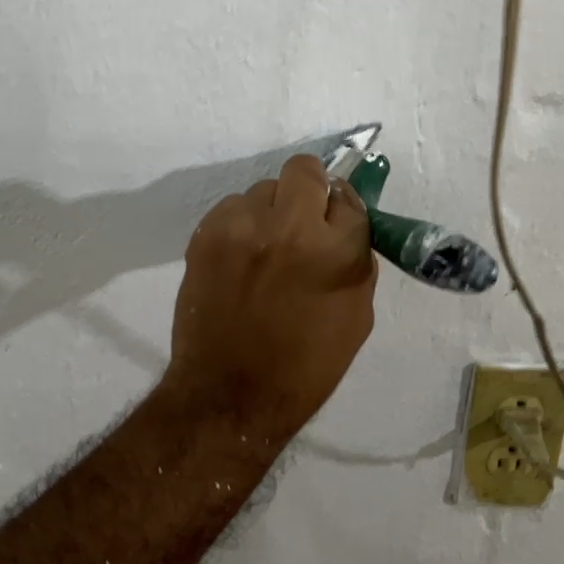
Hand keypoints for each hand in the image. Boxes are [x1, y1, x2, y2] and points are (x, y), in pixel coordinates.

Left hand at [160, 154, 377, 441]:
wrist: (230, 393)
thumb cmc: (304, 365)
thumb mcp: (356, 316)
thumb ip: (354, 260)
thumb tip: (343, 223)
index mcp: (336, 252)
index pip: (348, 200)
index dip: (340, 210)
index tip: (333, 220)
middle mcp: (290, 227)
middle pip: (304, 170)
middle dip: (308, 188)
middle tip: (302, 218)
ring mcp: (243, 226)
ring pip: (263, 189)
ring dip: (270, 211)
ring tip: (264, 249)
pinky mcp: (207, 232)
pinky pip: (231, 207)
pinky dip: (239, 225)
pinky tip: (238, 258)